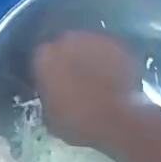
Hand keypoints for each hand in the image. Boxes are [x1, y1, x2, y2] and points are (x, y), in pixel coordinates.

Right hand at [30, 31, 143, 148]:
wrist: (115, 121)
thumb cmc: (78, 122)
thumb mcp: (51, 116)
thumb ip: (48, 98)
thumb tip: (53, 96)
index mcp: (44, 56)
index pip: (43, 58)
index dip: (52, 72)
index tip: (58, 85)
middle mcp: (65, 39)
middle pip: (66, 46)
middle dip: (72, 60)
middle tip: (80, 80)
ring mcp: (93, 39)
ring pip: (89, 45)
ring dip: (92, 58)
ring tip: (101, 79)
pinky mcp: (116, 43)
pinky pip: (111, 50)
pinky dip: (112, 61)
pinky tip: (117, 78)